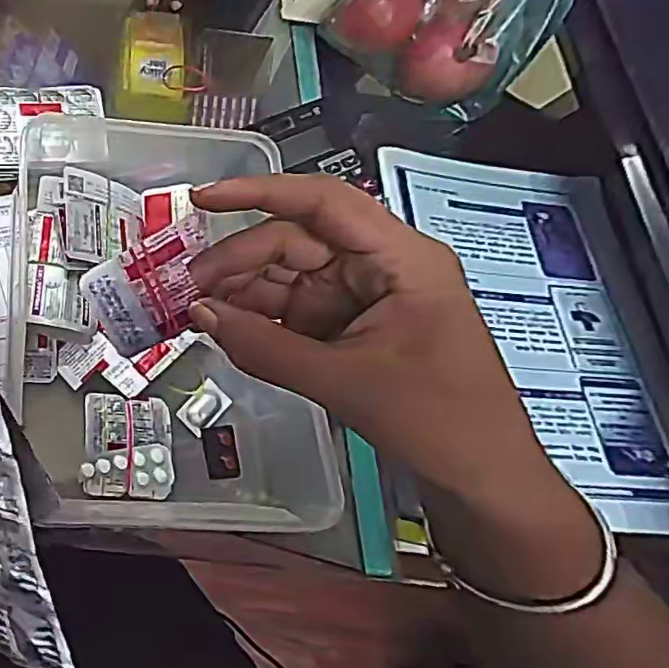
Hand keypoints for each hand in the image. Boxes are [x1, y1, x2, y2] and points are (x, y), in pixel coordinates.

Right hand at [187, 175, 557, 506]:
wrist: (478, 474)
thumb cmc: (441, 419)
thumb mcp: (343, 381)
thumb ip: (264, 346)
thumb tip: (201, 315)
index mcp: (401, 259)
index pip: (324, 203)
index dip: (259, 194)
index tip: (205, 199)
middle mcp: (378, 266)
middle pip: (294, 241)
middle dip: (238, 261)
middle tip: (190, 288)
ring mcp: (359, 295)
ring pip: (285, 275)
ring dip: (240, 290)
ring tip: (199, 311)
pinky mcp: (344, 324)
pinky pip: (288, 308)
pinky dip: (254, 317)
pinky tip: (225, 326)